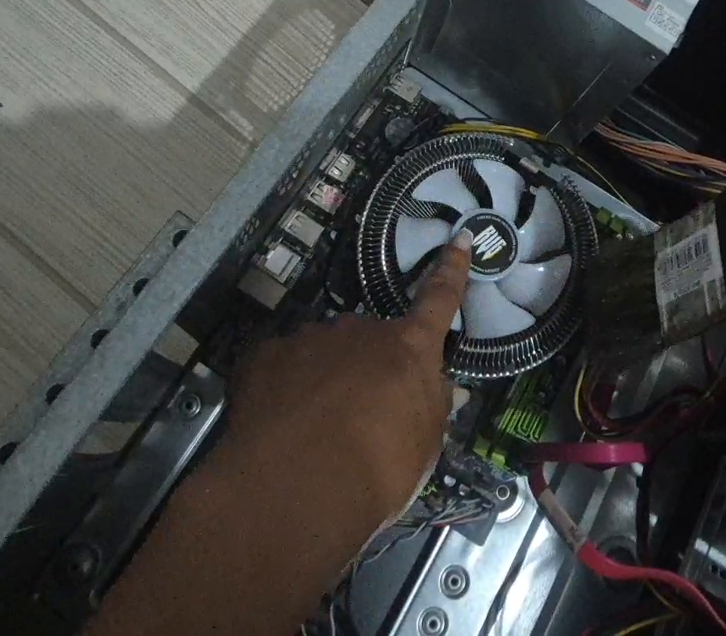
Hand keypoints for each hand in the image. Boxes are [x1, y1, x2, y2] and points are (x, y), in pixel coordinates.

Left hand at [211, 232, 472, 538]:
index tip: (459, 239)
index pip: (439, 300)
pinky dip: (285, 386)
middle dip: (369, 366)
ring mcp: (311, 337)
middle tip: (360, 414)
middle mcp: (361, 329)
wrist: (296, 486)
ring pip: (325, 350)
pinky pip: (283, 364)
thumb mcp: (423, 447)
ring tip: (314, 428)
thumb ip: (432, 407)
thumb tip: (447, 387)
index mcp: (408, 348)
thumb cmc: (378, 471)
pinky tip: (278, 423)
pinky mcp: (266, 354)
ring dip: (326, 375)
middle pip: (371, 338)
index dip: (451, 270)